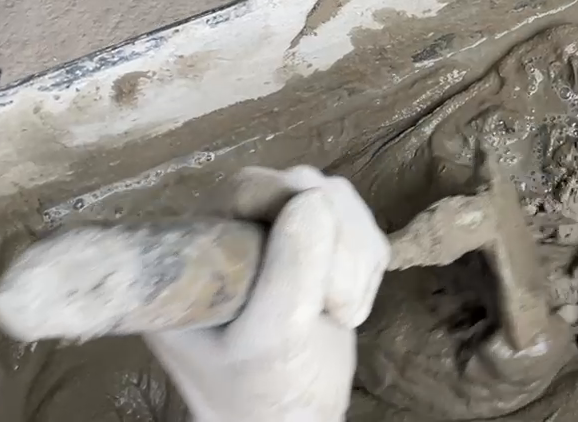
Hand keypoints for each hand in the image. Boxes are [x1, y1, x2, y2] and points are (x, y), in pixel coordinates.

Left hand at [145, 166, 390, 421]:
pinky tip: (346, 306)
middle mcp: (247, 225)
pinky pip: (367, 224)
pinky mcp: (332, 238)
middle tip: (327, 304)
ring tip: (335, 312)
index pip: (251, 186)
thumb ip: (288, 272)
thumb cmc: (261, 392)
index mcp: (206, 244)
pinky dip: (370, 267)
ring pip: (344, 200)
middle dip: (334, 247)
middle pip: (307, 186)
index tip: (309, 262)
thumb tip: (314, 198)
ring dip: (356, 261)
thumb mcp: (268, 339)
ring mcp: (290, 228)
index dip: (287, 209)